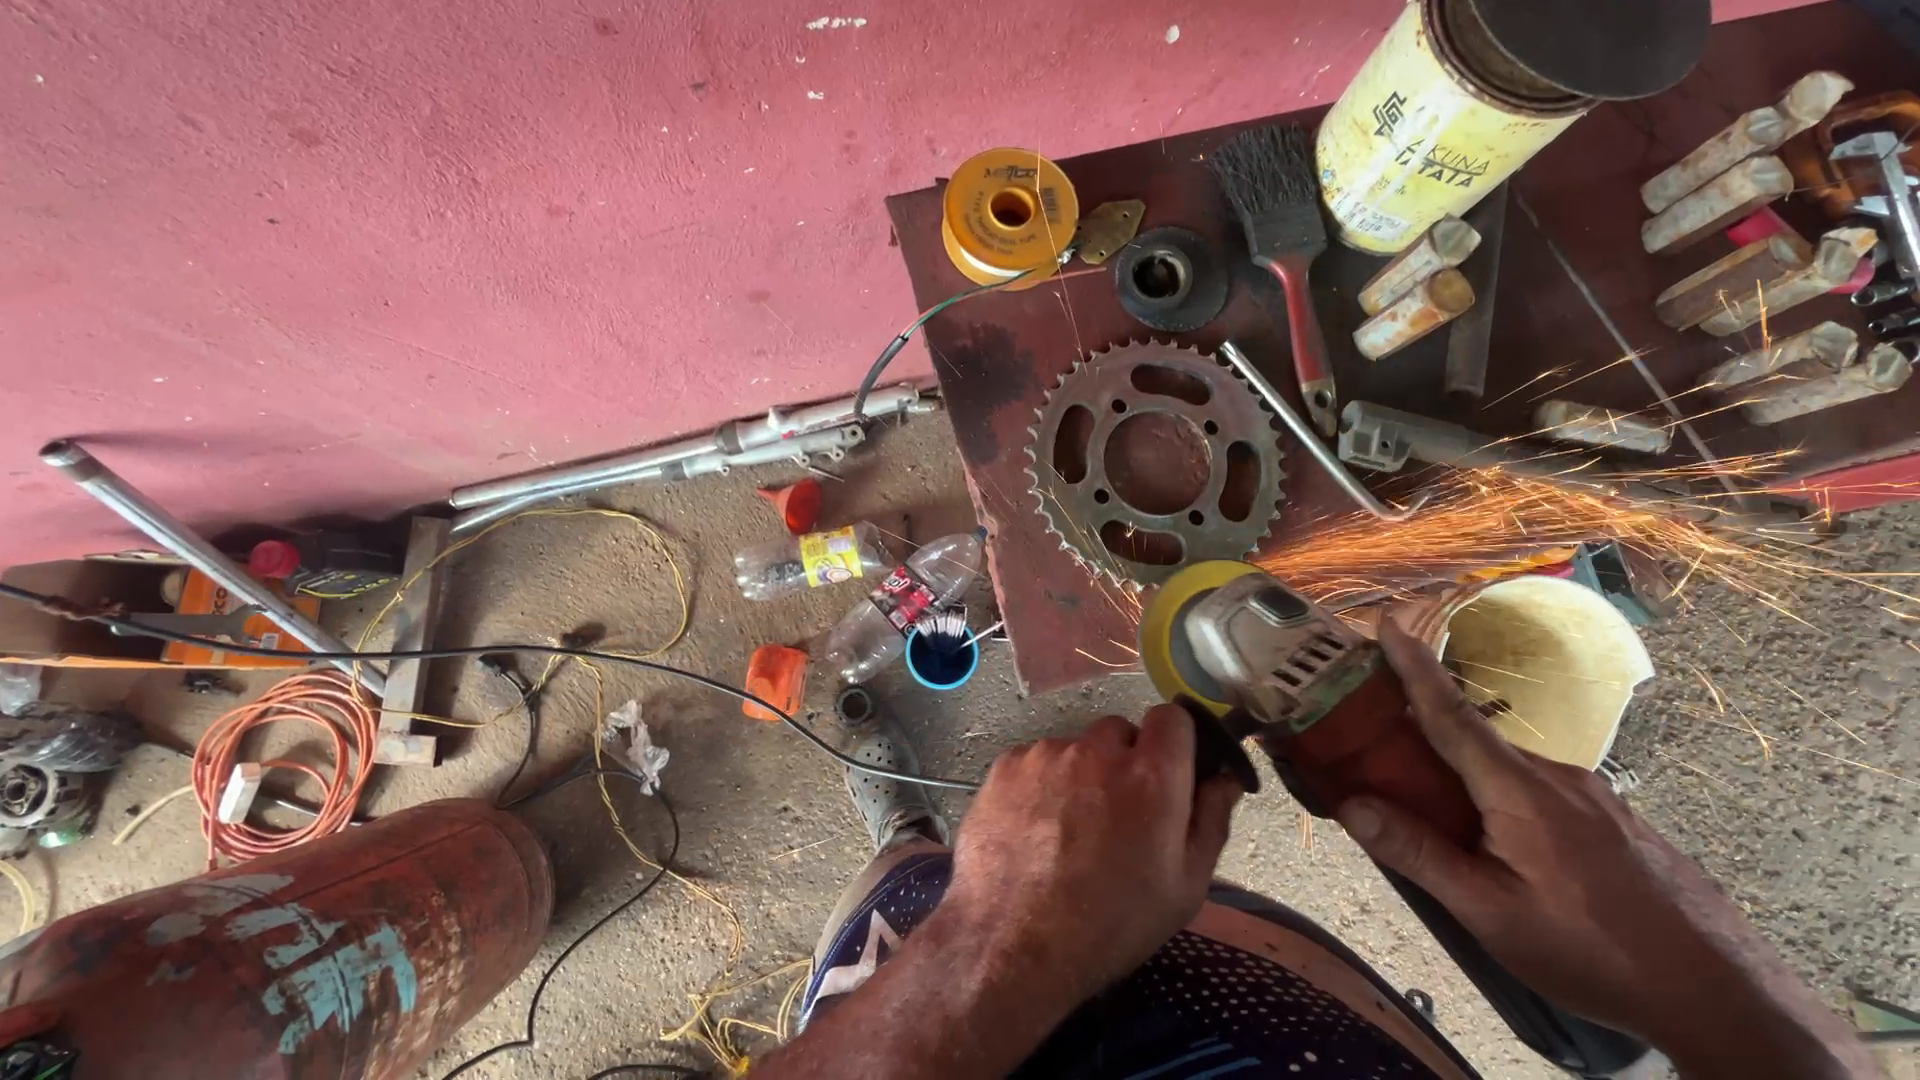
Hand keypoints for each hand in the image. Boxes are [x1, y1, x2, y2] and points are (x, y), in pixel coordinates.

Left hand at [942, 705, 1242, 1012]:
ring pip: (1074, 749)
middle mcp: (1098, 750)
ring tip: (1067, 831)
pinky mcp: (1006, 765)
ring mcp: (1046, 754)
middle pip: (1120, 733)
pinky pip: (1034, 762)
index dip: (1172, 741)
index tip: (1167, 771)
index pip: (1172, 717)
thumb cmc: (1112, 923)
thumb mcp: (1184, 886)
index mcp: (1151, 776)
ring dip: (1079, 775)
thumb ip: (1211, 819)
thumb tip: (1224, 776)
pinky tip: (1033, 830)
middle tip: (1115, 814)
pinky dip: (1039, 785)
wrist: (1013, 943)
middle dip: (1123, 762)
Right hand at [1338, 622, 1874, 1077]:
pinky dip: (1497, 795)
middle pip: (1472, 741)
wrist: (1727, 998)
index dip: (1413, 667)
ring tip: (1430, 811)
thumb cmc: (1594, 953)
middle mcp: (1557, 777)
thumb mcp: (1490, 912)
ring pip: (1505, 770)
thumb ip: (1418, 854)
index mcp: (1519, 791)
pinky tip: (1497, 842)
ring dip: (1460, 774)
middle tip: (1372, 744)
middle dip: (1420, 733)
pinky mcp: (1613, 820)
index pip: (1451, 714)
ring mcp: (1592, 797)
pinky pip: (1536, 790)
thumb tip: (1350, 804)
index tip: (1386, 624)